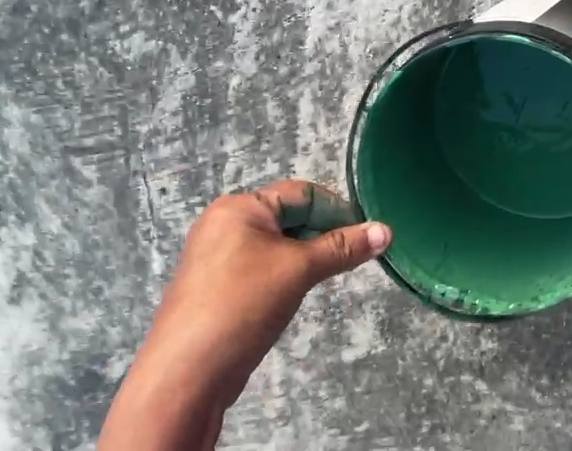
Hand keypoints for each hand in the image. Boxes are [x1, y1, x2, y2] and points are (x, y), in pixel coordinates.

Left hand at [98, 181, 391, 450]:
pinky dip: (287, 274)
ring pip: (279, 245)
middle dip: (324, 234)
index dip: (337, 210)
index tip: (366, 233)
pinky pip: (263, 268)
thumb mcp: (300, 269)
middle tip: (353, 255)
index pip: (303, 194)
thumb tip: (386, 231)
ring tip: (329, 274)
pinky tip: (297, 293)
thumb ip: (344, 247)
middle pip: (291, 217)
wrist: (184, 377)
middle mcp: (225, 226)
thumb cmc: (243, 304)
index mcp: (239, 208)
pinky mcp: (218, 289)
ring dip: (308, 256)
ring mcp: (218, 259)